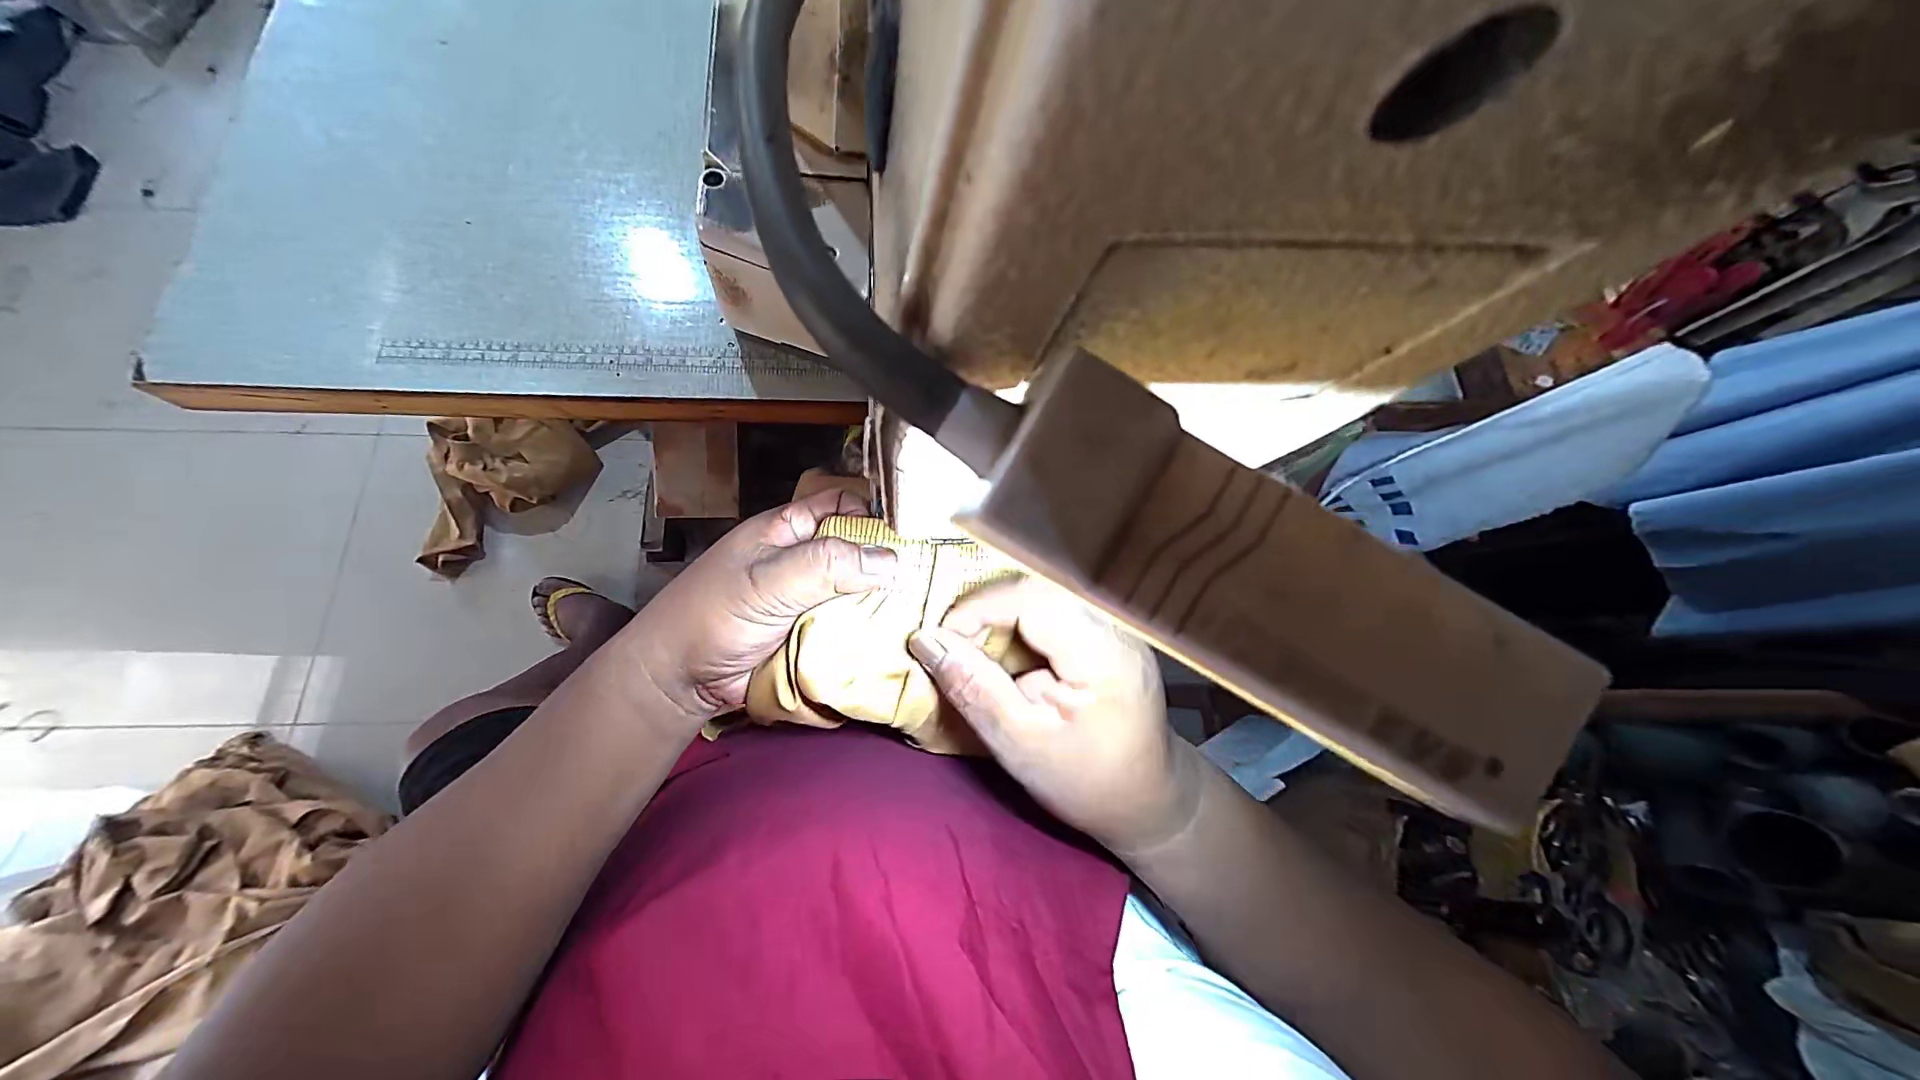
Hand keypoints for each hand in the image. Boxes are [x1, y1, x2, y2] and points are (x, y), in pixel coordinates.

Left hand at [621, 489, 895, 726]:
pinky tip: (891, 643)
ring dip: (880, 605)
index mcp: (788, 530)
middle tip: (922, 585)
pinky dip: (867, 635)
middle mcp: (804, 560)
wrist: (679, 681)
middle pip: (859, 551)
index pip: (843, 505)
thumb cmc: (708, 617)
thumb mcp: (766, 582)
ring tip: (915, 616)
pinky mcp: (813, 635)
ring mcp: (810, 599)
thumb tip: (888, 561)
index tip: (905, 542)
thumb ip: (824, 566)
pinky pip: (850, 629)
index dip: (873, 516)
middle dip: (885, 567)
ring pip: (859, 593)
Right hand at [907, 578, 1201, 855]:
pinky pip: (1056, 610)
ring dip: (1000, 615)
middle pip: (1037, 589)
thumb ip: (975, 689)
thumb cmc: (1087, 784)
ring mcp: (1116, 627)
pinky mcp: (1109, 633)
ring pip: (1044, 594)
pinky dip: (1020, 624)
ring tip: (973, 648)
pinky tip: (1006, 652)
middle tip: (951, 645)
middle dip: (985, 610)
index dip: (977, 609)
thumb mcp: (1021, 746)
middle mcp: (1116, 627)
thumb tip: (926, 642)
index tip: (938, 640)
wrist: (1148, 801)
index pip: (1031, 600)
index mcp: (1103, 654)